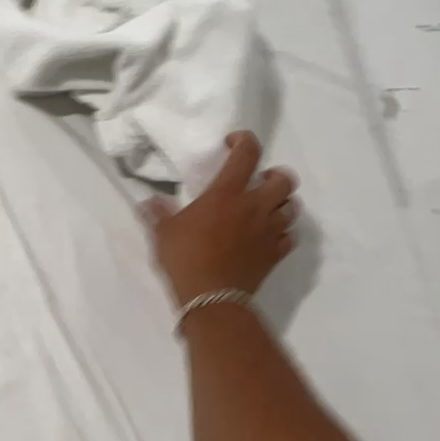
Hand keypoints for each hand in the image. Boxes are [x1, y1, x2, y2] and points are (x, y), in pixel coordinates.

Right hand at [143, 131, 298, 304]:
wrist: (211, 299)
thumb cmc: (185, 259)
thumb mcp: (163, 234)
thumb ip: (159, 214)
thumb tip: (148, 202)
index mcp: (228, 193)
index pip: (247, 153)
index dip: (244, 141)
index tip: (232, 144)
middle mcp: (256, 206)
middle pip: (284, 179)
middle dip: (274, 176)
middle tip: (257, 183)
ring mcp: (270, 231)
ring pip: (292, 207)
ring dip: (281, 204)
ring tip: (264, 210)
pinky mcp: (276, 254)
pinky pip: (289, 237)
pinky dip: (282, 233)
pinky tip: (267, 238)